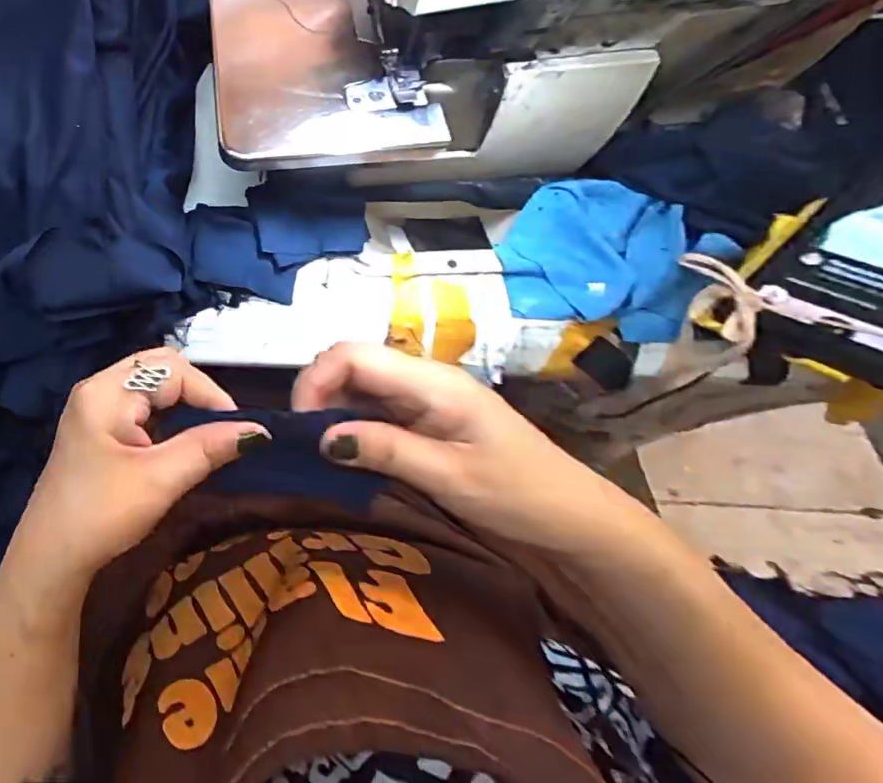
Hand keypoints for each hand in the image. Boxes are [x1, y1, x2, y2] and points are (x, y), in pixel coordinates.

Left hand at [14, 349, 269, 587]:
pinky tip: (178, 439)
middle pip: (156, 368)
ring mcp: (93, 408)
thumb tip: (257, 430)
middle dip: (195, 392)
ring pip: (148, 386)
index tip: (236, 429)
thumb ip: (206, 448)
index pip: (169, 369)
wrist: (52, 552)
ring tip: (206, 433)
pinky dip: (164, 415)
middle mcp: (96, 389)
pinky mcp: (95, 429)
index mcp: (105, 391)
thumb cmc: (103, 512)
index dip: (208, 392)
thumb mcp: (159, 479)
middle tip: (222, 427)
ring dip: (180, 403)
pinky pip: (137, 406)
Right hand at [292, 343, 652, 555]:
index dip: (315, 380)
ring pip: (354, 383)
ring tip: (318, 447)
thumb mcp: (451, 477)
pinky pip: (368, 405)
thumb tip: (319, 436)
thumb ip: (384, 449)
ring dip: (328, 408)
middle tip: (305, 439)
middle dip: (316, 393)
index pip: (351, 355)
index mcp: (432, 381)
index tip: (301, 425)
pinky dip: (346, 422)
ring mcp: (421, 397)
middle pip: (347, 362)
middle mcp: (422, 378)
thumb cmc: (524, 497)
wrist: (581, 527)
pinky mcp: (420, 417)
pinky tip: (343, 450)